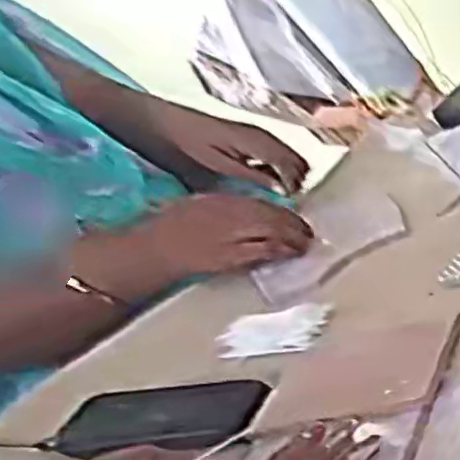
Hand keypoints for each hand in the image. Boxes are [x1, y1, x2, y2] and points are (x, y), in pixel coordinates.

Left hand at [124, 195, 313, 281]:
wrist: (148, 247)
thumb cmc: (196, 258)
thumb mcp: (236, 258)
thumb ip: (266, 249)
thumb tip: (295, 247)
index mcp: (242, 219)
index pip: (282, 223)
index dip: (300, 235)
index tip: (311, 246)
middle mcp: (231, 204)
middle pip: (272, 210)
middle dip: (293, 223)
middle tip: (307, 238)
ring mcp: (216, 200)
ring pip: (257, 204)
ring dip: (277, 216)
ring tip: (289, 229)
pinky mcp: (204, 201)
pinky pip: (240, 201)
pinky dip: (257, 211)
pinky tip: (260, 221)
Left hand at [142, 102, 308, 193]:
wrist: (138, 116)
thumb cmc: (175, 142)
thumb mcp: (217, 166)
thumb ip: (255, 178)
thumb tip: (286, 193)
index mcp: (260, 142)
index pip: (297, 169)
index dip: (298, 190)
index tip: (290, 208)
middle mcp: (263, 137)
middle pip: (299, 165)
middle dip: (298, 185)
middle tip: (285, 204)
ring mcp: (254, 135)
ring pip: (289, 162)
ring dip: (288, 179)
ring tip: (275, 197)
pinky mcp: (244, 137)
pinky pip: (275, 158)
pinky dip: (276, 172)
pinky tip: (261, 184)